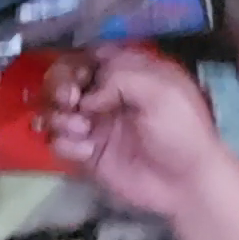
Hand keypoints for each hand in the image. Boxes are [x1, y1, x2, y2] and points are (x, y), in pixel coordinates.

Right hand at [45, 49, 231, 218]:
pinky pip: (58, 141)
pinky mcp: (86, 153)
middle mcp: (105, 95)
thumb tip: (87, 95)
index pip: (88, 56)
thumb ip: (120, 77)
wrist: (185, 183)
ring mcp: (94, 124)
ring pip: (54, 109)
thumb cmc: (180, 131)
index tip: (81, 77)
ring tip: (82, 129)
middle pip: (63, 79)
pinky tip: (87, 152)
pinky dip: (65, 144)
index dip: (76, 63)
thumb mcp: (160, 91)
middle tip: (70, 101)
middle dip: (59, 86)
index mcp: (126, 73)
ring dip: (59, 116)